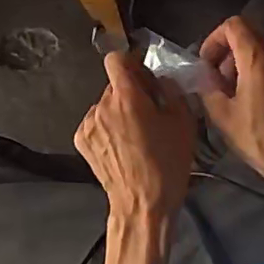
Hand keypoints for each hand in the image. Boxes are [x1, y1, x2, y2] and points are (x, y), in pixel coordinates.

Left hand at [74, 52, 197, 219]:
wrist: (142, 205)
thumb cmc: (166, 164)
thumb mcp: (182, 122)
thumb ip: (170, 90)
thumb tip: (159, 79)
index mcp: (126, 97)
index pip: (115, 59)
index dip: (130, 62)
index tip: (142, 75)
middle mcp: (101, 105)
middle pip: (114, 85)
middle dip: (130, 93)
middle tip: (148, 112)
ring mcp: (88, 123)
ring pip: (105, 105)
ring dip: (118, 111)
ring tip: (135, 136)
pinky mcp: (80, 140)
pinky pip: (96, 122)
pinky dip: (107, 127)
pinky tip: (121, 146)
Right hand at [199, 16, 263, 192]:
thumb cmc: (262, 141)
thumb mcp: (224, 117)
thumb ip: (208, 88)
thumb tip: (204, 74)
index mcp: (258, 60)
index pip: (234, 25)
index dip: (216, 39)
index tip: (209, 63)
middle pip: (251, 37)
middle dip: (230, 54)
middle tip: (222, 84)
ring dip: (249, 65)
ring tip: (243, 95)